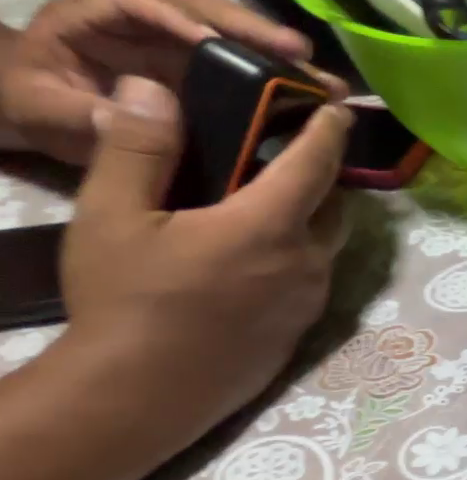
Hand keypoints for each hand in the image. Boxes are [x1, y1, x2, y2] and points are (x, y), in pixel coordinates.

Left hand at [1, 0, 344, 163]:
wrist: (49, 120)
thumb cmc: (38, 106)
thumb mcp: (43, 111)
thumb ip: (79, 113)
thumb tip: (130, 116)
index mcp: (96, 21)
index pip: (137, 5)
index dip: (174, 18)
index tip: (212, 43)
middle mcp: (150, 30)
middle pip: (203, 14)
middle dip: (251, 30)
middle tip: (297, 51)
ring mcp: (186, 56)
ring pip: (238, 44)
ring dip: (287, 62)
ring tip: (330, 84)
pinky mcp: (213, 85)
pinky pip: (254, 81)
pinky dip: (291, 90)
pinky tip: (325, 104)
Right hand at [59, 75, 351, 423]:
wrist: (149, 388)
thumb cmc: (129, 298)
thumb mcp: (114, 214)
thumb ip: (139, 148)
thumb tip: (155, 91)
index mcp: (270, 228)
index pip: (315, 168)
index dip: (327, 134)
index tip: (338, 110)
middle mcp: (308, 263)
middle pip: (332, 208)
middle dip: (320, 176)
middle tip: (288, 152)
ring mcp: (311, 299)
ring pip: (327, 244)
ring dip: (312, 215)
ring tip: (270, 195)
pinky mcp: (303, 325)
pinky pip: (314, 275)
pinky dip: (300, 249)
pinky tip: (260, 247)